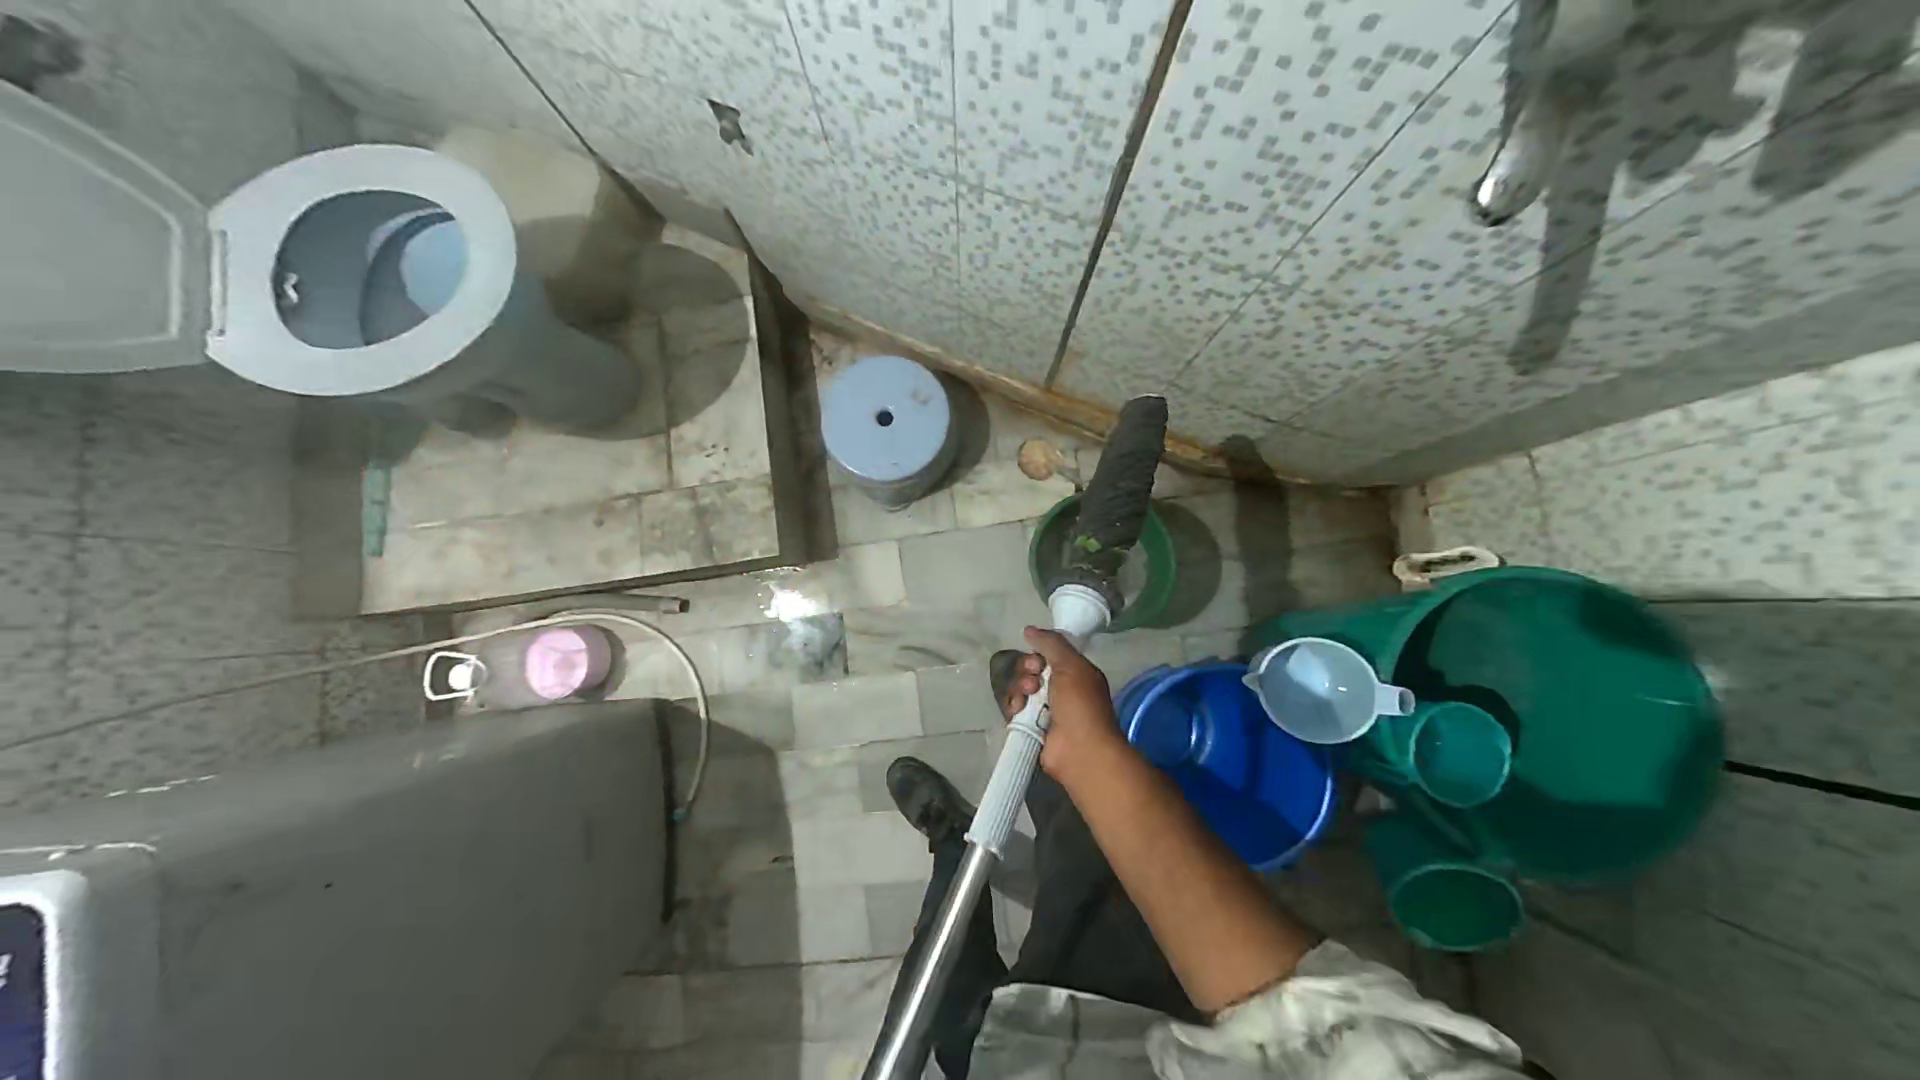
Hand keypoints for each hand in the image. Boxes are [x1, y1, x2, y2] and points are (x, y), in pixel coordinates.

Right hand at [1003, 627, 1125, 777]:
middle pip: (1030, 670)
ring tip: (1026, 699)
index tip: (1038, 663)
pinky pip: (1015, 708)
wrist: (1080, 749)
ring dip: (1019, 689)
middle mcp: (1060, 689)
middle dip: (1026, 672)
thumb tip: (1029, 629)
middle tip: (1034, 683)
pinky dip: (1014, 706)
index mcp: (1074, 673)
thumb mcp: (1071, 665)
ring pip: (1020, 688)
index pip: (1047, 655)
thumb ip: (1051, 643)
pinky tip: (1018, 709)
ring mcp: (1044, 709)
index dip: (1038, 655)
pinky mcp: (1030, 726)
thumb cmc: (1080, 704)